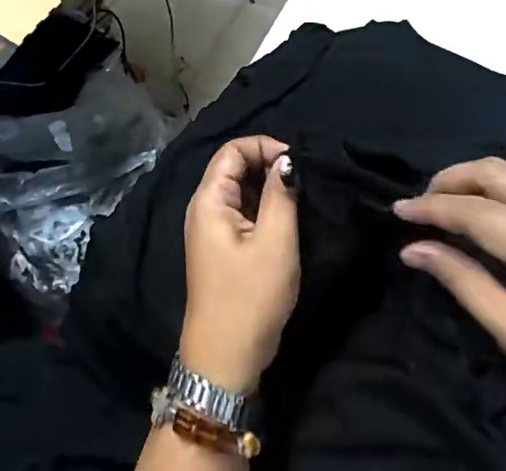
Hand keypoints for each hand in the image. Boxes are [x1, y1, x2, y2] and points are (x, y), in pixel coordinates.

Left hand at [180, 136, 298, 392]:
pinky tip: (286, 215)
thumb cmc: (250, 296)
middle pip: (234, 165)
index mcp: (208, 201)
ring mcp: (211, 229)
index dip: (264, 146)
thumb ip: (281, 193)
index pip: (232, 150)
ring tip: (299, 194)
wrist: (226, 359)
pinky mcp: (222, 246)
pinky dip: (263, 204)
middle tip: (302, 177)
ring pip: (240, 188)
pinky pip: (242, 209)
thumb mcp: (275, 241)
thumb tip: (286, 161)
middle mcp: (204, 208)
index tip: (296, 161)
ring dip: (268, 184)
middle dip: (268, 163)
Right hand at [393, 158, 505, 445]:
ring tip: (442, 209)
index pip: (481, 212)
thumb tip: (414, 250)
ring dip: (475, 184)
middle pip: (500, 173)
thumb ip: (465, 284)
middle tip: (420, 206)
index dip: (434, 207)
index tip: (397, 211)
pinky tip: (483, 220)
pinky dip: (500, 196)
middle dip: (453, 179)